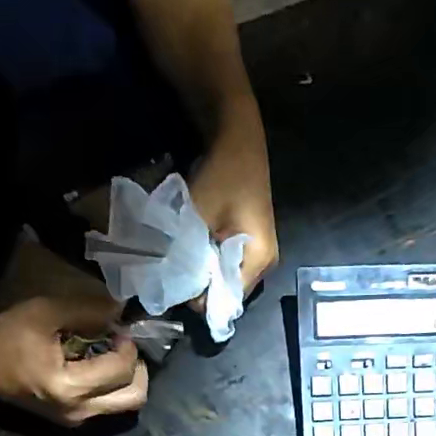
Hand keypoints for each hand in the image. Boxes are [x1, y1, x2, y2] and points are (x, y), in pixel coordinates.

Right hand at [0, 296, 148, 426]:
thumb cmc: (6, 334)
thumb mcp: (46, 313)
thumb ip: (88, 311)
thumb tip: (121, 309)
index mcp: (70, 388)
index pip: (122, 370)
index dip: (128, 345)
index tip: (118, 326)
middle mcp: (77, 411)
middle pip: (134, 398)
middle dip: (139, 369)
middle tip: (125, 346)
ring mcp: (74, 420)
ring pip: (123, 405)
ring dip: (127, 379)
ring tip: (113, 353)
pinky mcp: (69, 420)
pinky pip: (106, 405)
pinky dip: (111, 386)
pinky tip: (98, 365)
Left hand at [189, 115, 278, 297]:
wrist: (237, 135)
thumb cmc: (222, 173)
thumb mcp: (198, 216)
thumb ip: (187, 254)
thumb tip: (170, 286)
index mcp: (259, 260)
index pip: (227, 300)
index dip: (200, 299)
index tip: (175, 289)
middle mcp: (265, 263)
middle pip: (229, 291)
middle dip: (202, 287)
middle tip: (174, 275)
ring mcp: (260, 252)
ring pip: (227, 277)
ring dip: (205, 274)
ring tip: (182, 262)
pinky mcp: (252, 241)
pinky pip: (229, 263)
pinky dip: (211, 261)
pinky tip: (195, 250)